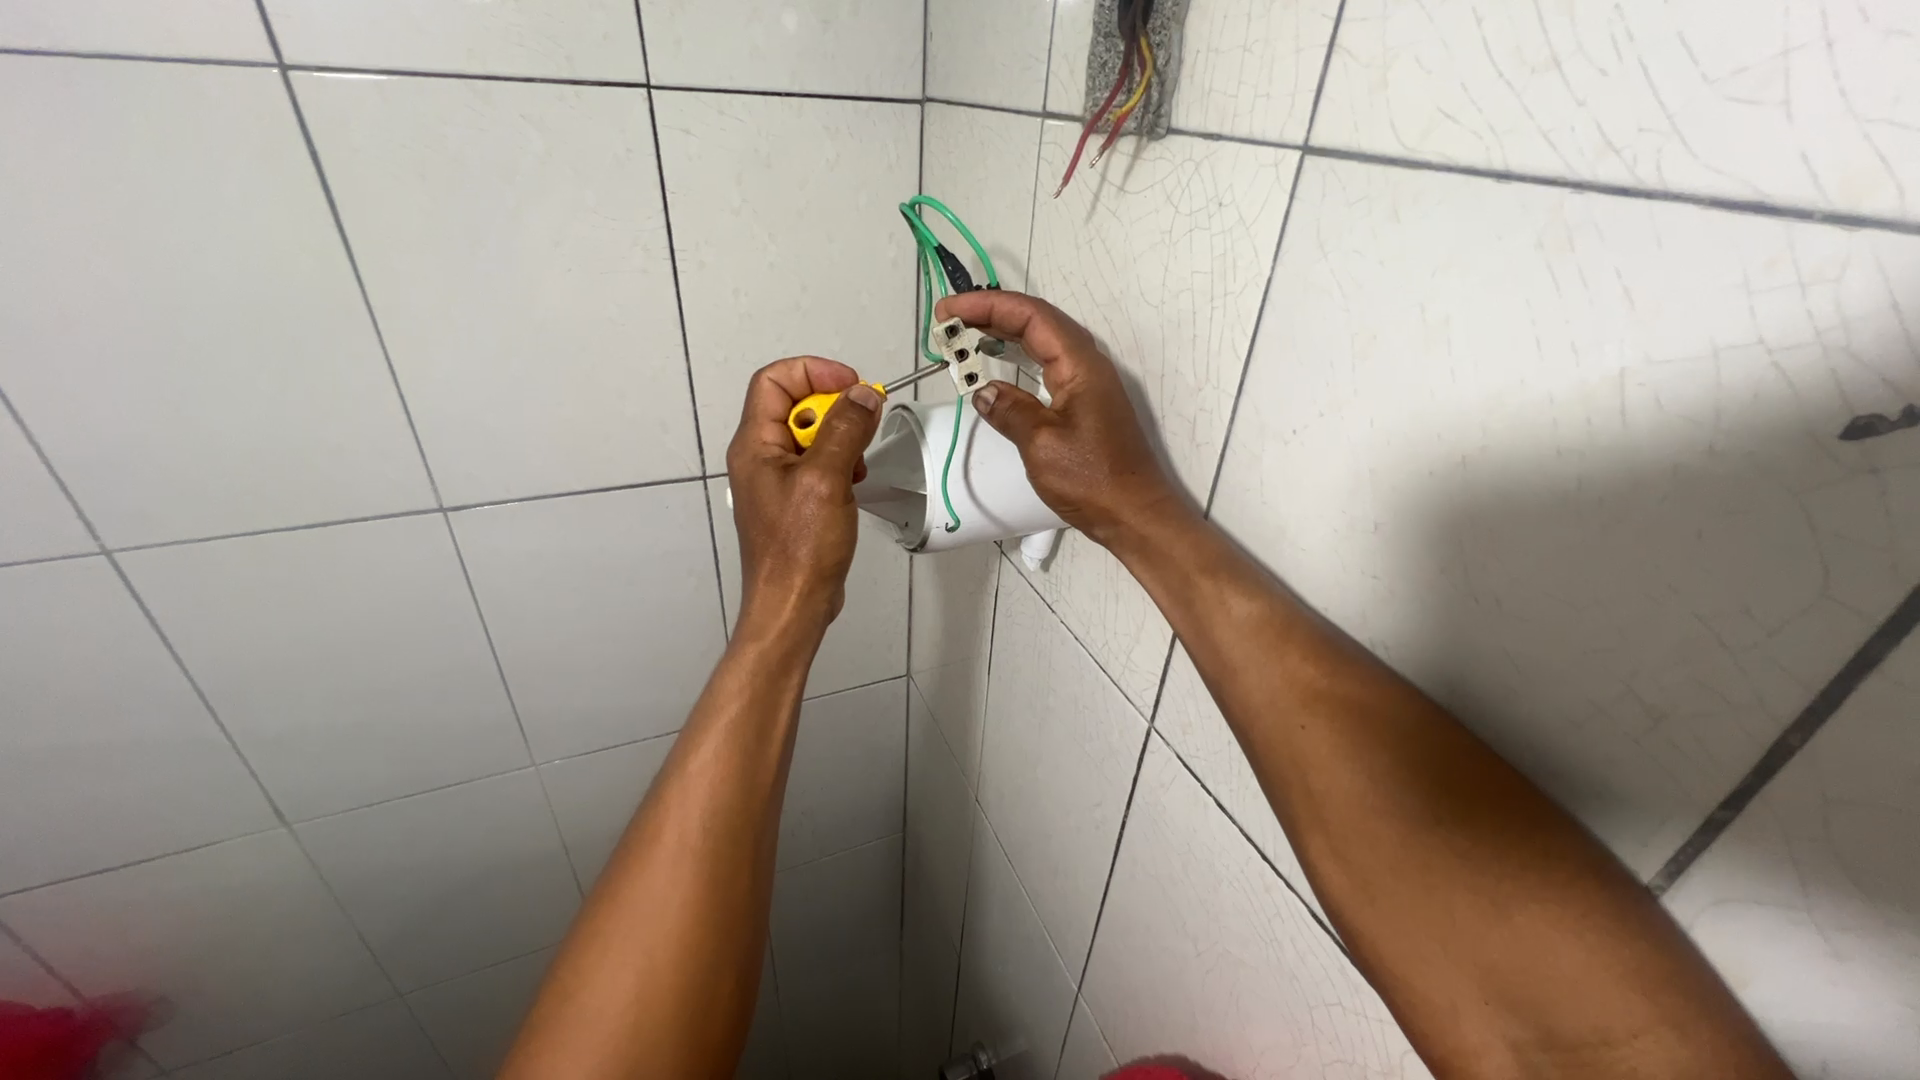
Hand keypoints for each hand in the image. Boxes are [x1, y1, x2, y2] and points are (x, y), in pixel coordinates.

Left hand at [726, 356, 882, 628]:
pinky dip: (840, 466)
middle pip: (794, 406)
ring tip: (857, 465)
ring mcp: (777, 481)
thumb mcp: (826, 479)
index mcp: (755, 444)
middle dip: (834, 409)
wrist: (793, 605)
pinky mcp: (795, 503)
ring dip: (841, 440)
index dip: (813, 372)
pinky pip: (818, 466)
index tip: (852, 387)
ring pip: (811, 437)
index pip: (774, 380)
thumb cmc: (802, 545)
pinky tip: (854, 485)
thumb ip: (845, 430)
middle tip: (862, 429)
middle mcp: (760, 456)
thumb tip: (865, 395)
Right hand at [934, 290, 1191, 546]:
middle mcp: (1086, 365)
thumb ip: (1010, 410)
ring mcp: (1087, 385)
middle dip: (991, 315)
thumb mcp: (1042, 444)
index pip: (1030, 316)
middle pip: (1036, 322)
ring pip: (1042, 344)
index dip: (987, 306)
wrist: (1133, 515)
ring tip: (965, 337)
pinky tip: (997, 373)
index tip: (948, 311)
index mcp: (1080, 365)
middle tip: (949, 321)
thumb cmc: (1091, 479)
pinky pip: (1046, 368)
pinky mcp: (1084, 405)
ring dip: (1003, 335)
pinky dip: (1017, 362)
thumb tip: (982, 391)